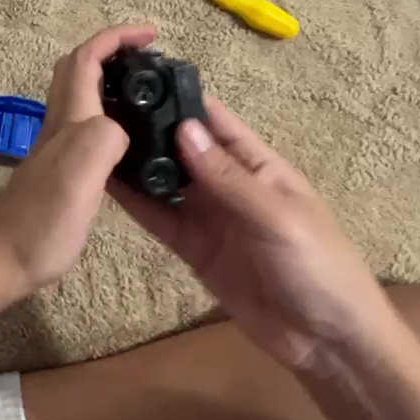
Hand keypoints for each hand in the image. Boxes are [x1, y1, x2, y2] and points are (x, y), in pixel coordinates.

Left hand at [0, 23, 155, 296]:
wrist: (5, 260)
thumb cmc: (42, 221)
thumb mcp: (80, 177)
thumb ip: (104, 141)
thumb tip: (123, 125)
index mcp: (68, 119)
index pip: (87, 59)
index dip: (116, 38)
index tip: (151, 35)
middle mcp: (60, 125)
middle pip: (79, 69)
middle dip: (112, 51)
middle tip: (149, 58)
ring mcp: (58, 148)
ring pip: (82, 96)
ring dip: (111, 80)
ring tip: (148, 92)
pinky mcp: (62, 170)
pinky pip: (88, 127)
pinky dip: (111, 115)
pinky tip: (130, 139)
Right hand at [110, 97, 394, 370]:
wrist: (327, 343)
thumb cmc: (319, 267)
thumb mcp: (278, 218)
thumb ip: (228, 178)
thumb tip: (183, 127)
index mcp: (257, 164)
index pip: (214, 120)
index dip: (180, 97)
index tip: (136, 76)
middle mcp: (226, 182)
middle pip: (181, 146)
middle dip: (147, 126)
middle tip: (99, 106)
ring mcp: (206, 214)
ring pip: (163, 179)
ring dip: (135, 161)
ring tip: (91, 139)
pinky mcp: (191, 246)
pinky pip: (158, 217)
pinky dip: (133, 200)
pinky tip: (103, 182)